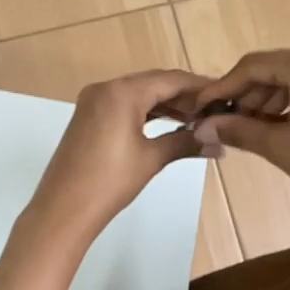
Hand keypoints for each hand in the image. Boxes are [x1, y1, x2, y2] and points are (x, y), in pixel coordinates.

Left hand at [26, 69, 208, 239]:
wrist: (63, 209)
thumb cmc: (109, 182)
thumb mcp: (151, 159)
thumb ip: (185, 142)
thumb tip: (217, 143)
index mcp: (121, 92)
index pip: (169, 80)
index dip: (199, 87)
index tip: (225, 95)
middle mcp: (105, 88)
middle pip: (153, 83)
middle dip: (184, 96)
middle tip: (215, 109)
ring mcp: (93, 102)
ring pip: (138, 94)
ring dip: (166, 104)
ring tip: (198, 119)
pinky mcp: (87, 117)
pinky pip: (123, 105)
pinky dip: (147, 112)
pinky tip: (170, 123)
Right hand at [191, 45, 289, 222]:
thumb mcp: (279, 145)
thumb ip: (238, 130)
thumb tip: (203, 126)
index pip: (253, 66)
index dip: (222, 87)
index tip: (199, 109)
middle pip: (275, 70)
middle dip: (247, 97)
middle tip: (225, 125)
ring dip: (268, 104)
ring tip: (251, 132)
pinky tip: (282, 131)